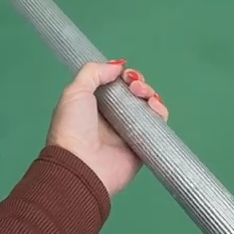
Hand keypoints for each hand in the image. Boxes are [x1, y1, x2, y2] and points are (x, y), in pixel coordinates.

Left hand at [46, 60, 168, 197]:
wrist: (81, 166)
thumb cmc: (73, 128)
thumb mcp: (74, 92)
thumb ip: (93, 73)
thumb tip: (117, 66)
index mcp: (94, 105)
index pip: (115, 85)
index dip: (122, 77)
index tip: (124, 75)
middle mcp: (112, 117)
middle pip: (133, 94)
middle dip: (138, 84)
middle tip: (134, 86)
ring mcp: (128, 132)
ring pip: (147, 107)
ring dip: (150, 95)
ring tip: (144, 96)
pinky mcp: (142, 145)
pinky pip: (157, 126)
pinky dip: (160, 113)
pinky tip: (155, 107)